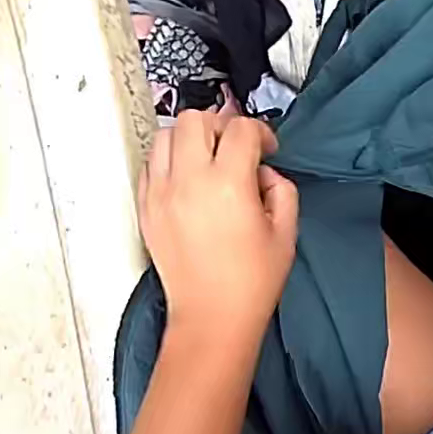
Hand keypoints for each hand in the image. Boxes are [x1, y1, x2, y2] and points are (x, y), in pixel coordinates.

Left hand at [138, 111, 296, 341]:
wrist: (213, 313)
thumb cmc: (253, 280)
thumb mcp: (286, 233)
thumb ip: (282, 191)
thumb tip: (265, 175)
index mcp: (229, 185)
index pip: (240, 130)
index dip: (261, 133)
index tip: (269, 149)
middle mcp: (188, 180)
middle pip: (196, 120)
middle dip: (223, 126)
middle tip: (239, 149)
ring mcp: (160, 191)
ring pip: (167, 134)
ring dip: (193, 139)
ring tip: (212, 162)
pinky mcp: (146, 205)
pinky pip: (153, 162)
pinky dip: (173, 159)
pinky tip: (193, 181)